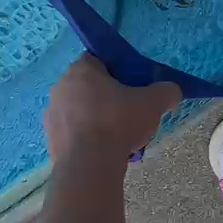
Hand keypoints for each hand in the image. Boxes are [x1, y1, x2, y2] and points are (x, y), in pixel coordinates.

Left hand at [43, 55, 181, 165]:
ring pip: (81, 109)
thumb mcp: (154, 102)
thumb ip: (166, 91)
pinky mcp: (50, 137)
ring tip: (119, 136)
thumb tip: (171, 91)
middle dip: (109, 96)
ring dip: (98, 118)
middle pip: (90, 85)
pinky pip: (74, 132)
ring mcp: (51, 113)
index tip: (133, 86)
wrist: (90, 164)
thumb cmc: (119, 123)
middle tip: (130, 111)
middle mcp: (61, 86)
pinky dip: (88, 137)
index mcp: (82, 70)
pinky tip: (105, 150)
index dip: (118, 70)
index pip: (99, 59)